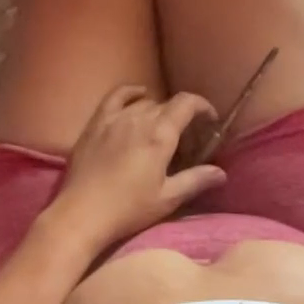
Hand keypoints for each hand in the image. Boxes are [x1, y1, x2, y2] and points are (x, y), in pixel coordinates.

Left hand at [42, 85, 227, 254]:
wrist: (82, 212)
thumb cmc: (128, 208)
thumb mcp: (168, 198)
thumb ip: (196, 180)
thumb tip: (221, 172)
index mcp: (160, 135)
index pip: (186, 104)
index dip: (202, 106)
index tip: (211, 120)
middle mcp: (138, 118)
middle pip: (166, 105)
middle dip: (182, 116)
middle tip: (187, 139)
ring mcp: (115, 118)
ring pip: (144, 103)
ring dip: (158, 111)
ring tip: (162, 129)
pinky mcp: (96, 122)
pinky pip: (115, 96)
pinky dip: (130, 92)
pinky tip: (138, 95)